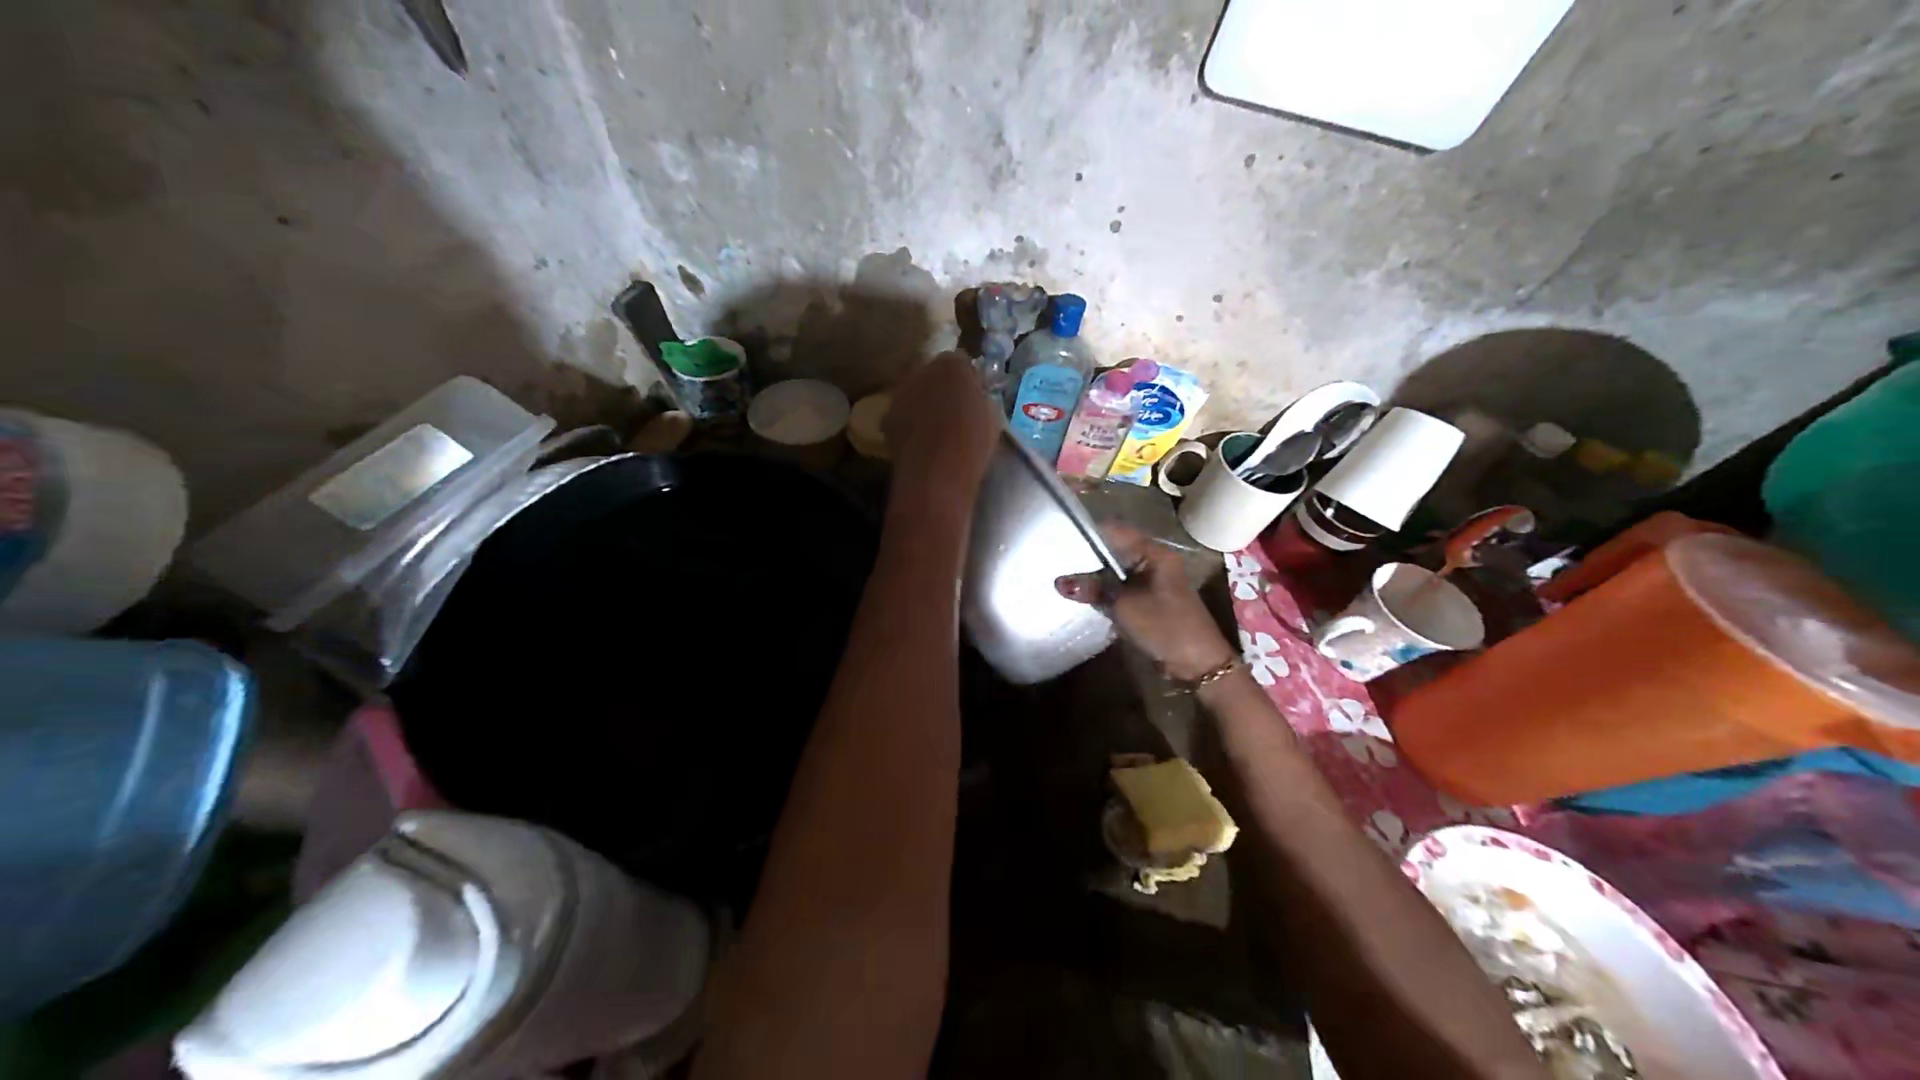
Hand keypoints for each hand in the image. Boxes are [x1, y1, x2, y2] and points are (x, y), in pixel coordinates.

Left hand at [884, 350, 1003, 488]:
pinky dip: (908, 422)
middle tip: (952, 409)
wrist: (936, 473)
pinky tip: (918, 440)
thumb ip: (979, 396)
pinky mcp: (886, 416)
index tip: (973, 394)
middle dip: (941, 386)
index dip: (967, 378)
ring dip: (922, 402)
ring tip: (933, 427)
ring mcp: (900, 392)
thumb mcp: (991, 415)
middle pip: (932, 373)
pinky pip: (901, 413)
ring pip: (914, 391)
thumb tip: (973, 395)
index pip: (960, 361)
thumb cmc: (972, 442)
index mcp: (952, 365)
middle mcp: (922, 370)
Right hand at [1057, 524, 1238, 681]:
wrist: (1198, 663)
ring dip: (1094, 576)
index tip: (1059, 536)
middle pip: (1114, 550)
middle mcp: (1153, 562)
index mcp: (1154, 553)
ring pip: (1115, 572)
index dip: (1088, 532)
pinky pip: (1121, 589)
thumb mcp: (1124, 606)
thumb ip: (1093, 589)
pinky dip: (1104, 592)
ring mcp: (1151, 582)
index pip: (1115, 531)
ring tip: (1062, 575)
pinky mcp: (1148, 601)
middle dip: (1087, 556)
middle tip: (1055, 558)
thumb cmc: (1164, 626)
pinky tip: (1081, 596)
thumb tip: (1059, 582)